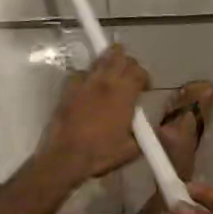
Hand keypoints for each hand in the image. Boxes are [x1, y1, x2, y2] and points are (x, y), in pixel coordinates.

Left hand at [35, 44, 148, 180]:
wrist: (67, 156)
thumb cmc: (102, 153)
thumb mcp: (132, 147)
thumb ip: (142, 132)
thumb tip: (145, 126)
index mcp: (124, 94)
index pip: (139, 71)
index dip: (145, 78)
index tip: (145, 89)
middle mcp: (105, 82)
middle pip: (121, 58)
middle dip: (129, 64)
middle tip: (130, 77)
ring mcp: (85, 82)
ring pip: (101, 59)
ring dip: (109, 62)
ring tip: (112, 71)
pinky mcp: (69, 88)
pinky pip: (82, 72)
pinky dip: (89, 75)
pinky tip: (90, 85)